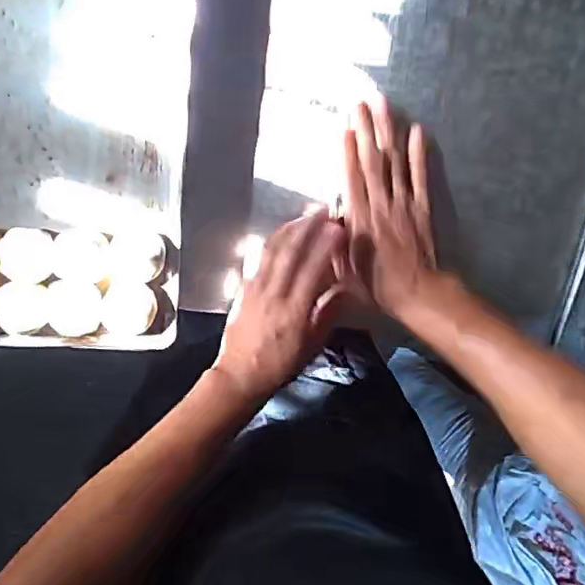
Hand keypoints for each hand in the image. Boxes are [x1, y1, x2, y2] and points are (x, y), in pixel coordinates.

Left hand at [212, 208, 347, 402]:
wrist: (240, 374)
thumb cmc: (281, 364)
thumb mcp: (312, 345)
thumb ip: (328, 315)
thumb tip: (344, 289)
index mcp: (294, 311)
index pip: (312, 269)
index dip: (325, 246)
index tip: (338, 228)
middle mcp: (273, 295)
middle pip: (290, 252)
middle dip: (307, 227)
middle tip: (322, 210)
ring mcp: (255, 289)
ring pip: (272, 251)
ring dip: (288, 230)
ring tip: (303, 216)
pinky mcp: (243, 289)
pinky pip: (258, 259)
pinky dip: (270, 242)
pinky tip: (279, 234)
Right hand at [342, 99, 439, 318]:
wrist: (418, 294)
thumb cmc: (378, 285)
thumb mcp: (345, 268)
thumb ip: (336, 239)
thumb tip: (327, 216)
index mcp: (359, 220)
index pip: (352, 178)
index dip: (348, 152)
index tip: (345, 128)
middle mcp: (380, 205)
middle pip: (372, 161)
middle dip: (366, 130)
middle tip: (361, 103)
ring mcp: (403, 203)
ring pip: (394, 161)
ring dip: (388, 131)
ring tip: (383, 105)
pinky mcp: (423, 207)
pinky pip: (420, 176)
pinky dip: (419, 153)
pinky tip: (417, 131)